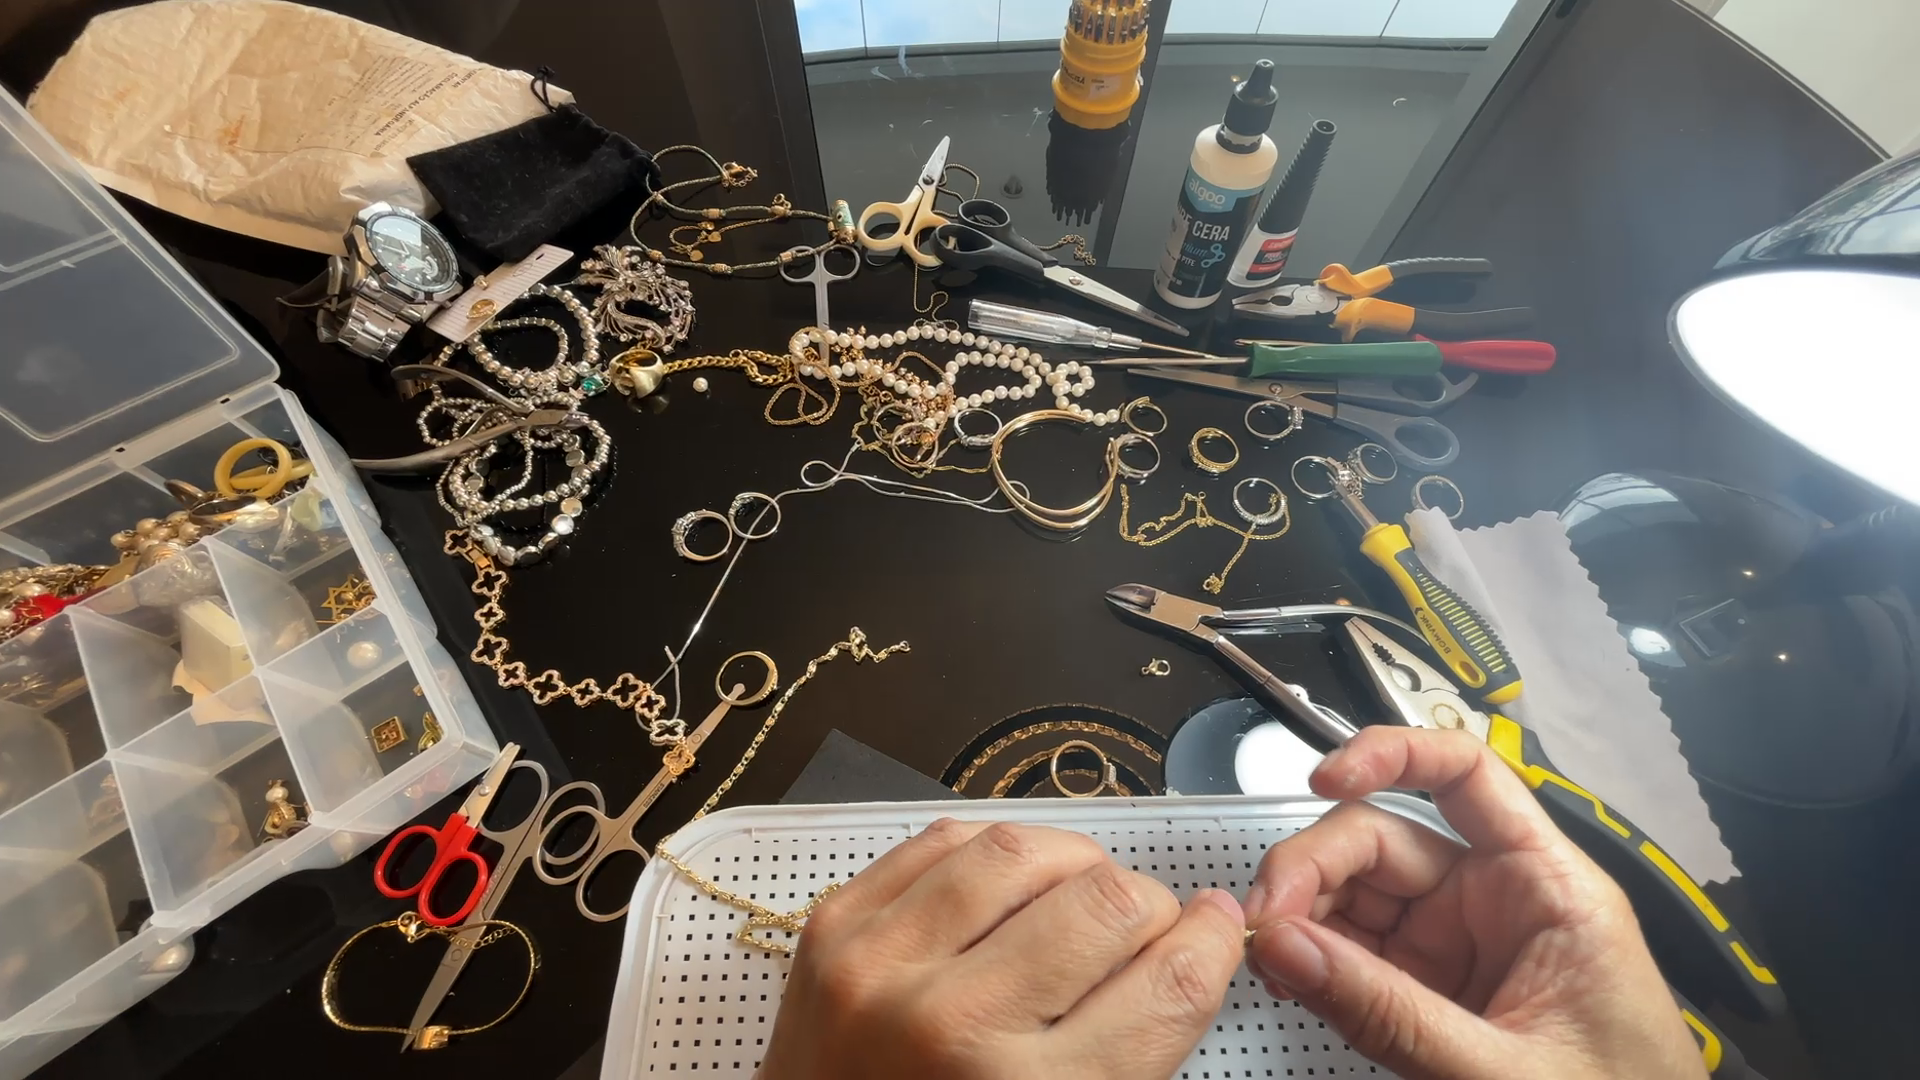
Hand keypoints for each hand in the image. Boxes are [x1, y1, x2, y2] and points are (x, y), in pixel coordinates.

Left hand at [757, 819, 1246, 1079]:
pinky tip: (1006, 874)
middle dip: (1148, 903)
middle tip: (1145, 917)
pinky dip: (992, 847)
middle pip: (1103, 905)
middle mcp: (951, 1024)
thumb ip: (1132, 1038)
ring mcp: (880, 961)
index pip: (1164, 991)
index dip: (1210, 946)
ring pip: (1021, 850)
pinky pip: (941, 837)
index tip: (1216, 924)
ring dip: (1073, 859)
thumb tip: (1194, 934)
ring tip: (1078, 886)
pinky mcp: (834, 922)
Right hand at [1243, 726, 1705, 1079]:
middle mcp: (1486, 894)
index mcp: (1543, 888)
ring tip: (1266, 958)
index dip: (1392, 754)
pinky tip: (1286, 974)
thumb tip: (1279, 945)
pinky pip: (1343, 937)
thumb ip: (1393, 1014)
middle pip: (1378, 835)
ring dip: (1298, 910)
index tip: (1325, 779)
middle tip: (1265, 917)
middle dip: (1310, 866)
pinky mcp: (1416, 975)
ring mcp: (1445, 935)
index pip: (1465, 775)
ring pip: (1348, 883)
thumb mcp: (1510, 1076)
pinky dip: (1304, 949)